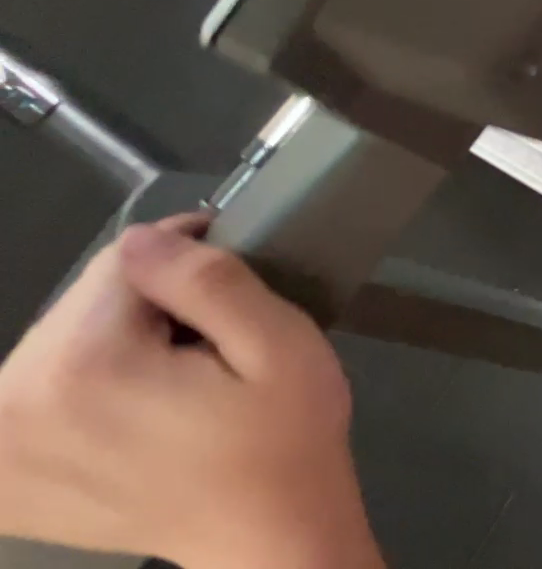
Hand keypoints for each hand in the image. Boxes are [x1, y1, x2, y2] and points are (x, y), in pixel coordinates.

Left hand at [0, 214, 381, 568]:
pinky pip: (38, 392)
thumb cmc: (286, 432)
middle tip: (218, 335)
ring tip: (182, 373)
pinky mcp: (0, 479)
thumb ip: (212, 285)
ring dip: (117, 340)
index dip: (189, 250)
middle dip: (150, 303)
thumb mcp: (280, 346)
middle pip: (82, 304)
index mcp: (83, 367)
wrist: (264, 528)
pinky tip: (134, 410)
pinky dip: (84, 385)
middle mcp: (10, 404)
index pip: (122, 262)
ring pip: (58, 342)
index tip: (237, 267)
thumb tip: (147, 240)